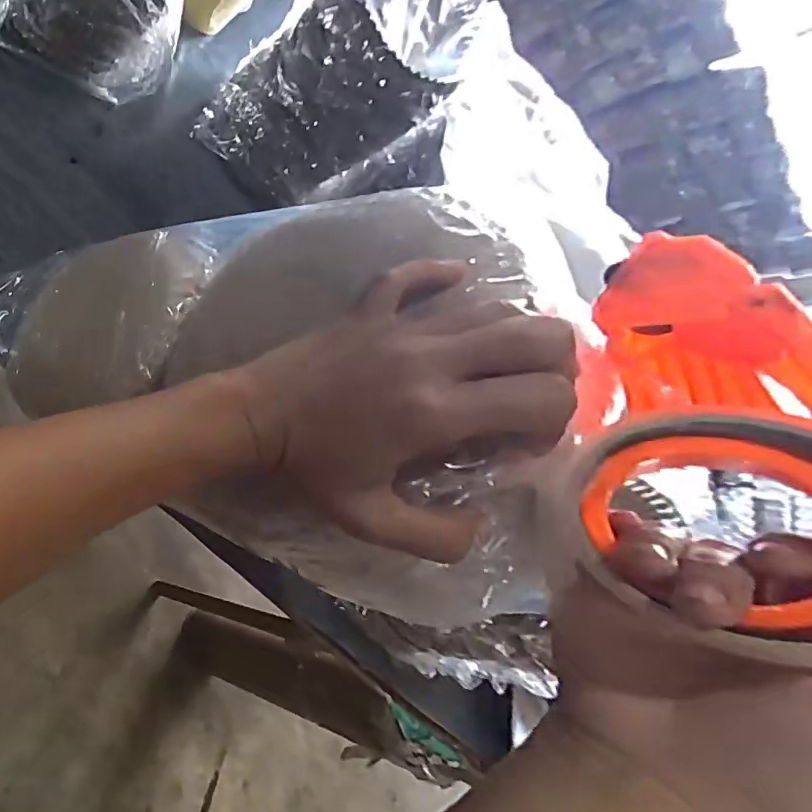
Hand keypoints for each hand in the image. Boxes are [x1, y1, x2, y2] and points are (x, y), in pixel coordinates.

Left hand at [225, 259, 577, 561]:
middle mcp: (430, 357)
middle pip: (538, 336)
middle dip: (556, 369)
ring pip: (490, 305)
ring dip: (513, 331)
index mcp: (437, 411)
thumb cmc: (310, 465)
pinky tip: (455, 283)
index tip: (520, 443)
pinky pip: (412, 276)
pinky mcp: (367, 308)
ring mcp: (398, 324)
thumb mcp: (367, 518)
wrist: (255, 416)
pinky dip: (439, 275)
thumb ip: (433, 536)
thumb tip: (480, 527)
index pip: (544, 398)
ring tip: (497, 362)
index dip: (553, 423)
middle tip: (526, 397)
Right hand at [551, 513, 811, 811]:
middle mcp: (751, 609)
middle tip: (762, 571)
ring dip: (698, 563)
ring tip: (687, 606)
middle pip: (769, 550)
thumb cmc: (768, 763)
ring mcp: (678, 592)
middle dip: (773, 552)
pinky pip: (630, 541)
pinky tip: (641, 571)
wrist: (650, 766)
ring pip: (698, 544)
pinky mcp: (619, 581)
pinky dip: (636, 545)